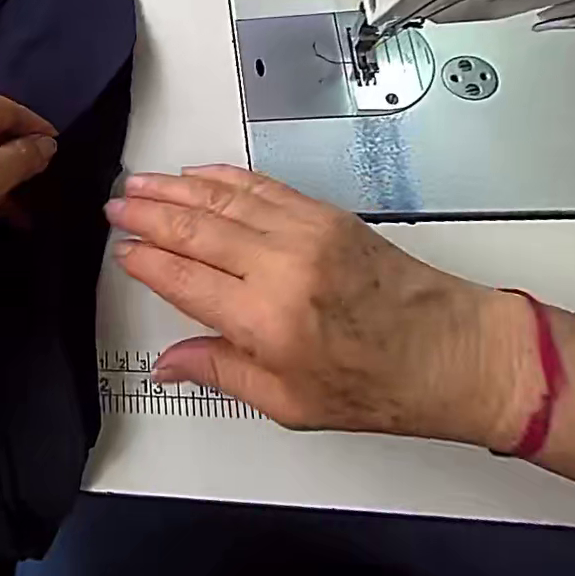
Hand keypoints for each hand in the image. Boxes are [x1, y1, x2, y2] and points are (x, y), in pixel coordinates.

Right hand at [105, 165, 539, 449]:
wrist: (459, 354)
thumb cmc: (378, 386)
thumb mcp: (288, 401)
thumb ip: (218, 371)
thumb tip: (166, 364)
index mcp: (267, 320)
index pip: (182, 278)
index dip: (145, 261)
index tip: (123, 252)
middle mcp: (280, 268)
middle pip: (191, 229)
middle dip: (145, 215)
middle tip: (115, 206)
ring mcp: (303, 233)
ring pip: (218, 200)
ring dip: (171, 189)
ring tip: (137, 183)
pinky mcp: (323, 215)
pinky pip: (258, 186)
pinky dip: (219, 177)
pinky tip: (193, 174)